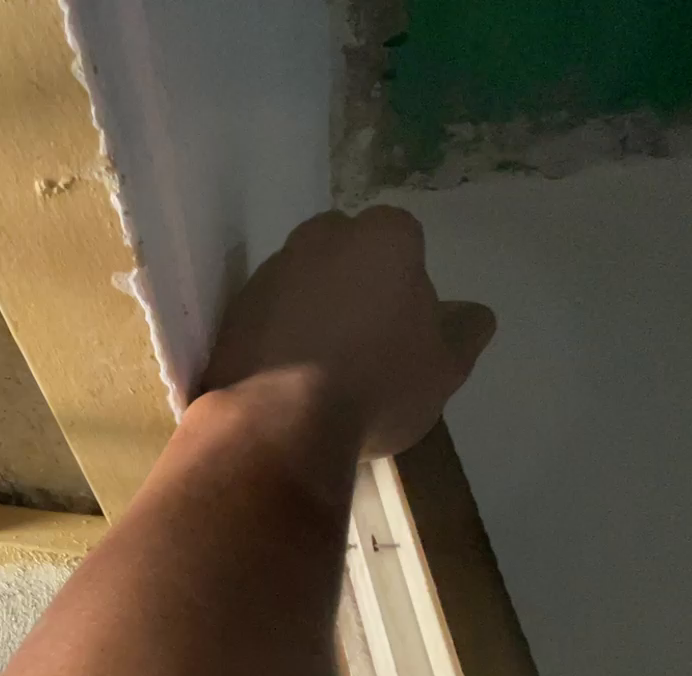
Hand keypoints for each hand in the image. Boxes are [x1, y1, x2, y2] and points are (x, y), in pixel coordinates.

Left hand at [200, 207, 496, 457]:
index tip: (398, 324)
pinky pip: (257, 322)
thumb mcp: (446, 365)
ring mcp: (262, 279)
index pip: (400, 240)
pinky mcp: (225, 318)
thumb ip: (463, 329)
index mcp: (380, 236)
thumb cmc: (376, 385)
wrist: (276, 423)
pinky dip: (268, 340)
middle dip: (347, 283)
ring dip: (303, 312)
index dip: (402, 280)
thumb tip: (465, 314)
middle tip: (357, 339)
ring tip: (313, 368)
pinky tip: (278, 379)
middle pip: (338, 253)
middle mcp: (314, 242)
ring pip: (292, 285)